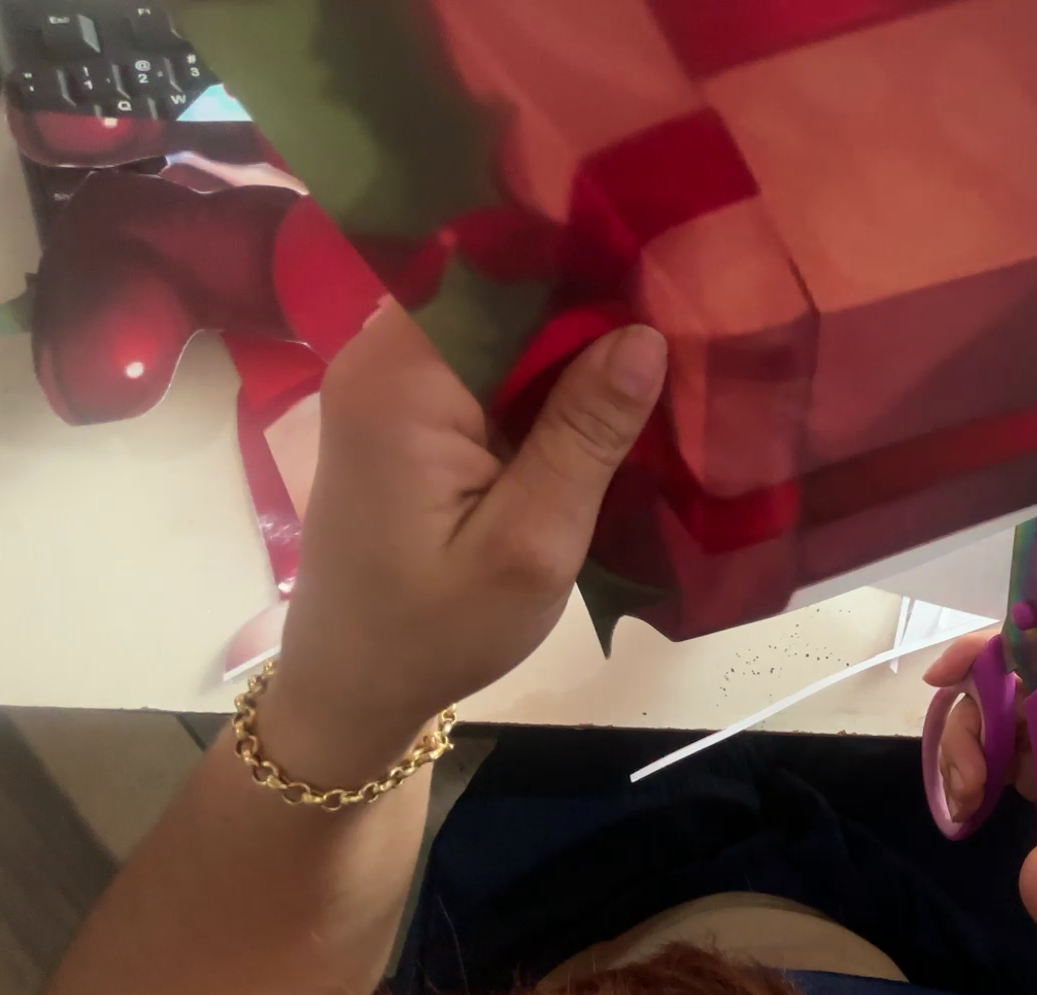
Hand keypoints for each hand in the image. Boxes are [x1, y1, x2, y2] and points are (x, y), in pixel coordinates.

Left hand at [271, 304, 666, 739]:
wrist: (358, 687)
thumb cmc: (440, 628)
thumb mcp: (532, 541)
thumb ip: (585, 435)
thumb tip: (645, 336)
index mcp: (403, 379)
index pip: (496, 273)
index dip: (580, 266)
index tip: (660, 275)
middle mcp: (385, 362)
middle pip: (498, 295)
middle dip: (587, 304)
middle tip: (677, 318)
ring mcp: (395, 391)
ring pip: (500, 334)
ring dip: (573, 346)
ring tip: (656, 354)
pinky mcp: (414, 421)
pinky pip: (491, 374)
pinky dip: (549, 382)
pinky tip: (604, 400)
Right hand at [924, 635, 1036, 940]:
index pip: (1031, 651)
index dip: (978, 653)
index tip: (935, 681)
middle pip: (999, 684)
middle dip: (968, 731)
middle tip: (966, 790)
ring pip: (991, 712)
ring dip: (966, 753)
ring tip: (968, 807)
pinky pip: (997, 740)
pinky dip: (976, 768)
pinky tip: (976, 806)